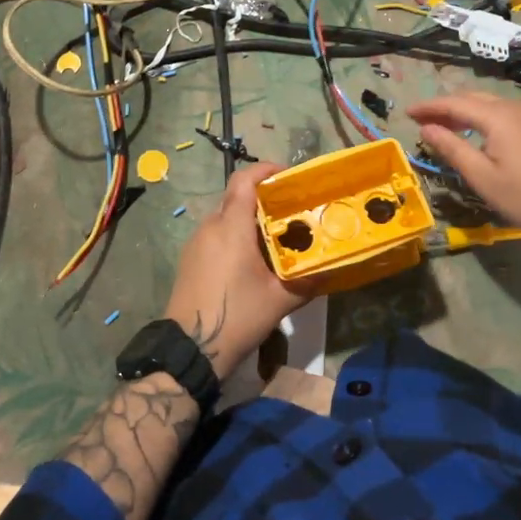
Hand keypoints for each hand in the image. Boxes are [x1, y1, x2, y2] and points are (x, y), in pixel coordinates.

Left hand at [162, 162, 310, 377]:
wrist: (190, 349)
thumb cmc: (237, 316)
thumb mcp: (280, 300)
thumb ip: (307, 281)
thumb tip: (330, 269)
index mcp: (231, 226)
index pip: (244, 180)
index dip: (266, 170)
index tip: (289, 177)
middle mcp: (210, 226)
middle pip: (237, 197)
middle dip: (264, 199)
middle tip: (292, 211)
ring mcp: (196, 242)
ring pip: (226, 217)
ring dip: (249, 219)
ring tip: (277, 236)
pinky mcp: (190, 258)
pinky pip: (216, 234)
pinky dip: (235, 235)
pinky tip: (253, 259)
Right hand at [405, 91, 520, 236]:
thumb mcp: (482, 177)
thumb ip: (452, 148)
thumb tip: (427, 128)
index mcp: (498, 116)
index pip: (454, 103)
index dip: (429, 106)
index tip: (408, 113)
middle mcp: (516, 106)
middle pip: (473, 98)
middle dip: (446, 107)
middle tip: (425, 121)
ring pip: (491, 104)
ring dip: (466, 111)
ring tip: (448, 127)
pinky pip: (507, 112)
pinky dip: (486, 117)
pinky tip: (481, 134)